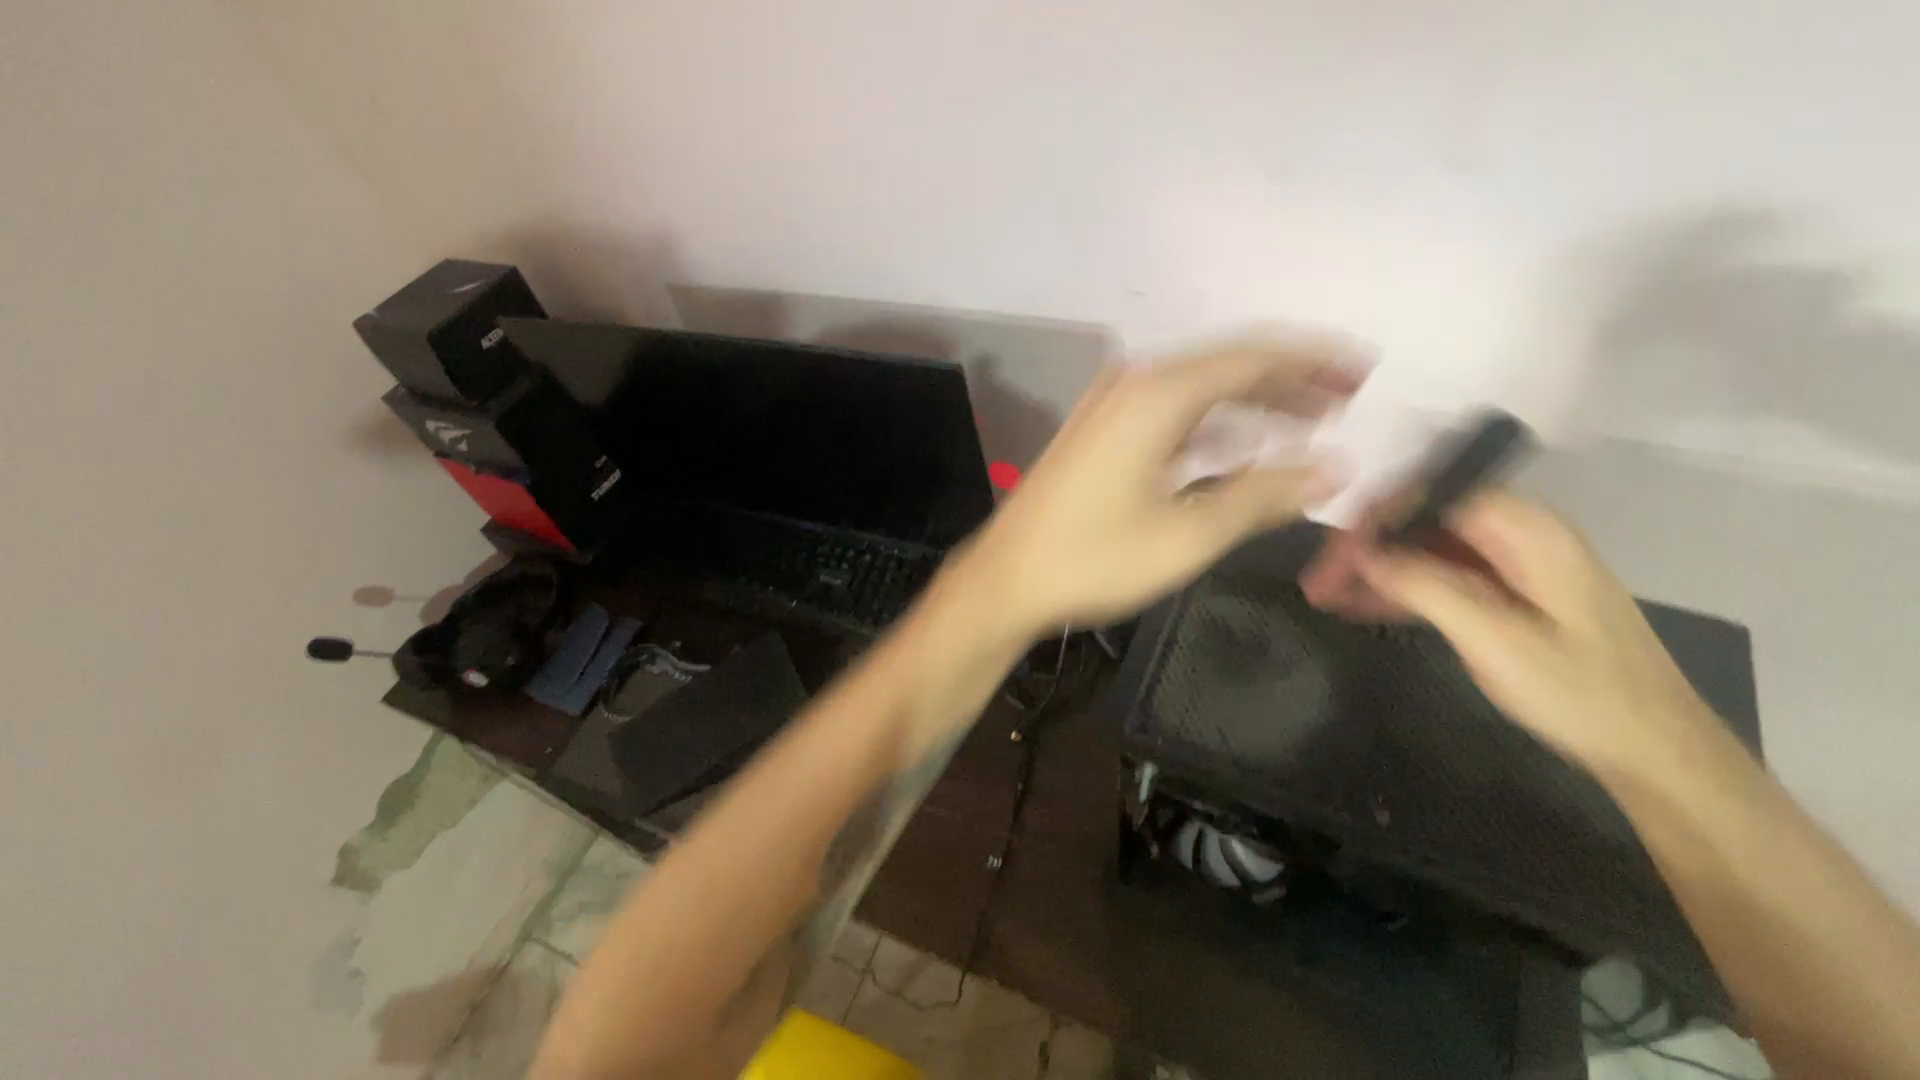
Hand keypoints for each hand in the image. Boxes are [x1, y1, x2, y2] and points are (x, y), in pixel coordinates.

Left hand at [952, 338, 1368, 637]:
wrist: (1006, 580)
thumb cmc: (1094, 559)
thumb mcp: (1189, 534)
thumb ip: (1265, 496)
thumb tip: (1336, 469)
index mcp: (1158, 395)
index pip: (1253, 356)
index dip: (1312, 361)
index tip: (1363, 370)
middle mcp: (1135, 386)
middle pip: (1228, 368)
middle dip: (1290, 381)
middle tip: (1347, 399)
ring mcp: (1113, 408)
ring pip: (1200, 392)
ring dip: (1254, 405)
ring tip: (1308, 423)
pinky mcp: (1101, 435)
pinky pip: (1173, 416)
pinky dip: (1214, 428)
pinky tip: (1241, 451)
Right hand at [1329, 491, 1722, 778]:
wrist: (1655, 751)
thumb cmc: (1580, 693)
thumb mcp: (1494, 639)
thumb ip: (1426, 587)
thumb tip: (1364, 550)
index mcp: (1529, 532)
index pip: (1436, 494)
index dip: (1378, 514)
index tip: (1332, 547)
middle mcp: (1523, 537)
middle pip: (1428, 522)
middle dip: (1370, 547)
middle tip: (1318, 582)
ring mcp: (1519, 568)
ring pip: (1431, 553)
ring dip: (1380, 572)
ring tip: (1327, 597)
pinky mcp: (1514, 598)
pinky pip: (1447, 580)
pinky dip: (1406, 592)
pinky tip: (1362, 608)